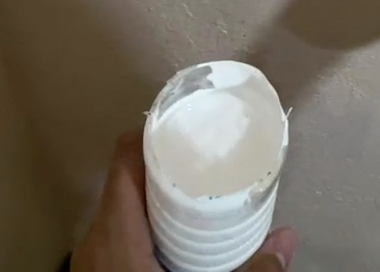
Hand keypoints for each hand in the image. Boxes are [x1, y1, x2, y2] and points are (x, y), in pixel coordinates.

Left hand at [72, 131, 298, 271]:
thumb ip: (248, 271)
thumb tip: (289, 238)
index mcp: (113, 230)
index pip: (125, 155)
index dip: (154, 130)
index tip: (189, 122)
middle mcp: (94, 237)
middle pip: (127, 177)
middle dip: (166, 162)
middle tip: (206, 154)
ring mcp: (90, 260)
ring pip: (121, 206)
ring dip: (155, 193)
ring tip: (195, 186)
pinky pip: (117, 231)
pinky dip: (144, 221)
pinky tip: (173, 230)